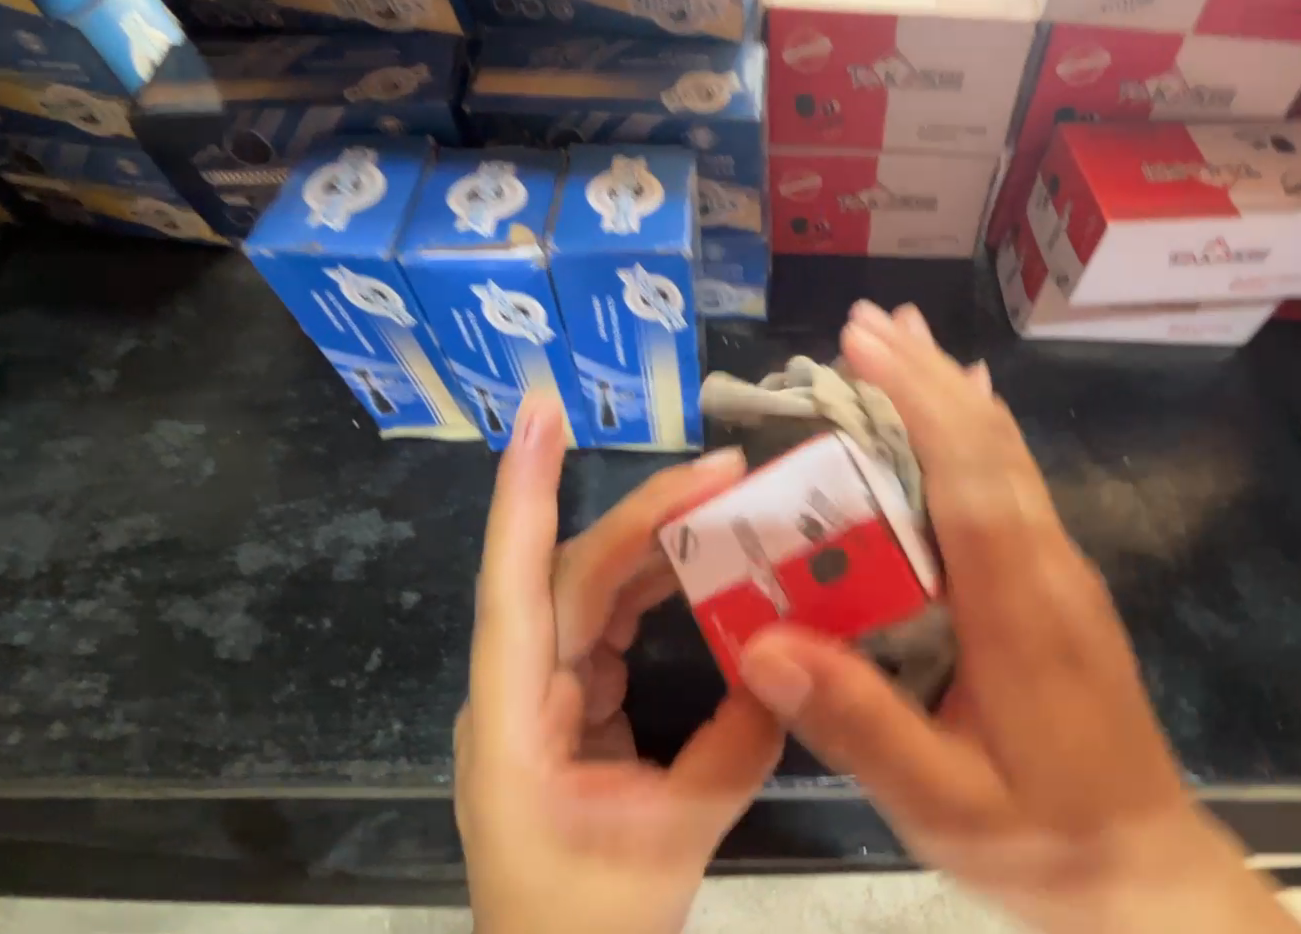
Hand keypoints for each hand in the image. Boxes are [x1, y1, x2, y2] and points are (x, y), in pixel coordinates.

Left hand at [455, 396, 783, 933]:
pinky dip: (654, 586)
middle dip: (643, 514)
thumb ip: (732, 747)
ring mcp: (541, 691)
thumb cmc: (591, 924)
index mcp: (515, 721)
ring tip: (721, 499)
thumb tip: (784, 657)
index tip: (540, 417)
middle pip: (574, 575)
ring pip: (591, 590)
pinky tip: (698, 562)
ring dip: (652, 542)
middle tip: (722, 469)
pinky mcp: (570, 700)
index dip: (524, 496)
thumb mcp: (675, 839)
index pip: (517, 588)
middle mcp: (517, 688)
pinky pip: (608, 622)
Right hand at [736, 304, 1300, 933]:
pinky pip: (1014, 486)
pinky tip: (968, 413)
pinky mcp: (1058, 587)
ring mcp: (1059, 572)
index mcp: (1018, 607)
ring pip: (1007, 457)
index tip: (865, 342)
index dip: (918, 399)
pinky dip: (980, 433)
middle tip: (869, 318)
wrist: (1147, 871)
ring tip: (908, 338)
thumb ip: (857, 724)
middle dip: (928, 374)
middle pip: (991, 445)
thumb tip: (761, 644)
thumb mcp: (940, 804)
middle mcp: (1046, 567)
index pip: (968, 474)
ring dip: (955, 391)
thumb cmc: (1043, 838)